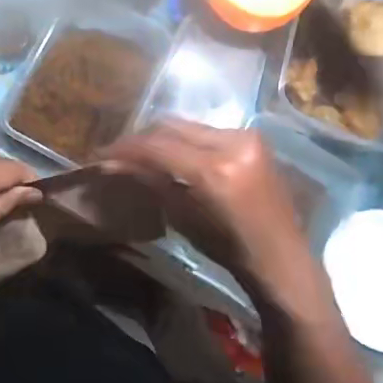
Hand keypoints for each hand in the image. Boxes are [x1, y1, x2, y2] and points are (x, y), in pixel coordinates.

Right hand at [101, 121, 329, 312]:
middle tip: (118, 153)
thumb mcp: (185, 220)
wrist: (281, 256)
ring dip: (164, 137)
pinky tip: (173, 153)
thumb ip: (154, 183)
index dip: (126, 149)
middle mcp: (233, 143)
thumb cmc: (232, 250)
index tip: (102, 156)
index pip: (159, 147)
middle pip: (174, 127)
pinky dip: (188, 139)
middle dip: (142, 139)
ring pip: (191, 126)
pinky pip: (210, 132)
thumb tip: (118, 164)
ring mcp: (248, 137)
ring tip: (142, 153)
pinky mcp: (254, 139)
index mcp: (216, 170)